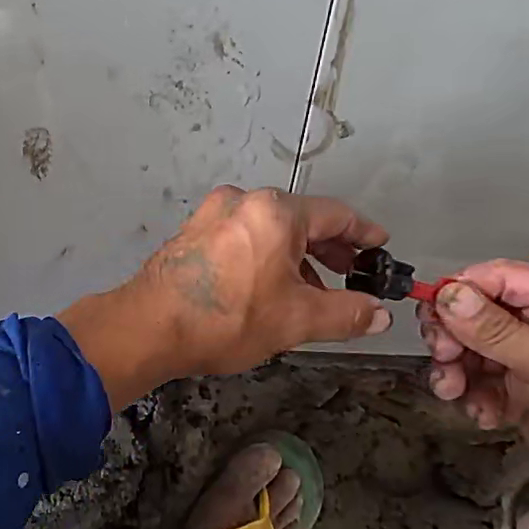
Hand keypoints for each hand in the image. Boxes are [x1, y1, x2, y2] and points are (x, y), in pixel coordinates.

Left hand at [62, 187, 393, 405]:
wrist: (149, 327)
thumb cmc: (228, 319)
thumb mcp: (297, 320)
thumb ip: (346, 313)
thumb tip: (378, 314)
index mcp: (275, 211)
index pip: (336, 214)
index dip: (364, 232)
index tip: (380, 245)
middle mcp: (243, 201)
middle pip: (301, 217)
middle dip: (330, 247)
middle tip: (351, 272)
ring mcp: (212, 213)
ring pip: (269, 228)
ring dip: (297, 255)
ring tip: (312, 289)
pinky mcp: (192, 232)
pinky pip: (242, 236)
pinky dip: (265, 255)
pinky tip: (269, 286)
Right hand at [416, 260, 528, 523]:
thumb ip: (501, 332)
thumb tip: (448, 293)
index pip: (499, 279)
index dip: (459, 292)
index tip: (432, 319)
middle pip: (479, 314)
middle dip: (453, 335)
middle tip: (442, 360)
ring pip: (477, 351)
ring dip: (458, 370)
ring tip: (454, 394)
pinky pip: (487, 385)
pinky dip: (476, 398)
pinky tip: (483, 415)